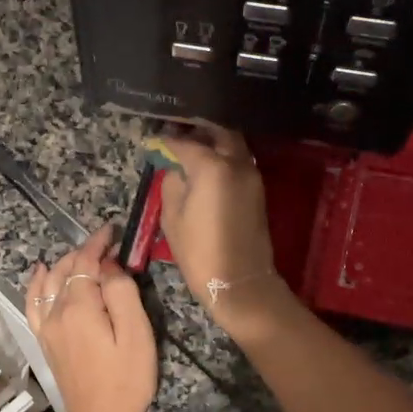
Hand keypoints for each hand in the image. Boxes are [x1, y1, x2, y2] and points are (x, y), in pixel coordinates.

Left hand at [25, 225, 158, 411]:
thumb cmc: (126, 381)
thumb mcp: (136, 334)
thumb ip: (122, 293)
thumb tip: (109, 268)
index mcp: (79, 308)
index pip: (85, 263)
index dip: (98, 243)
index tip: (113, 230)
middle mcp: (56, 313)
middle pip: (65, 270)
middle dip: (84, 252)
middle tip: (109, 246)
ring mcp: (47, 329)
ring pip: (48, 283)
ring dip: (64, 264)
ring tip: (83, 257)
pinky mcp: (46, 342)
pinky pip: (34, 303)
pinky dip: (37, 284)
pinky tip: (40, 273)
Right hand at [154, 123, 286, 333]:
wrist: (240, 282)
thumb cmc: (200, 253)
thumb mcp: (173, 220)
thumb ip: (172, 186)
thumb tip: (176, 172)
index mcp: (212, 167)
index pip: (185, 143)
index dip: (168, 141)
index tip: (155, 141)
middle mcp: (236, 163)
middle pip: (218, 132)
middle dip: (199, 129)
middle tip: (180, 134)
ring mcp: (251, 175)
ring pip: (233, 144)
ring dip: (215, 141)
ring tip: (194, 148)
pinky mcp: (257, 189)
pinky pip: (239, 161)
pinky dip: (225, 157)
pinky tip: (209, 167)